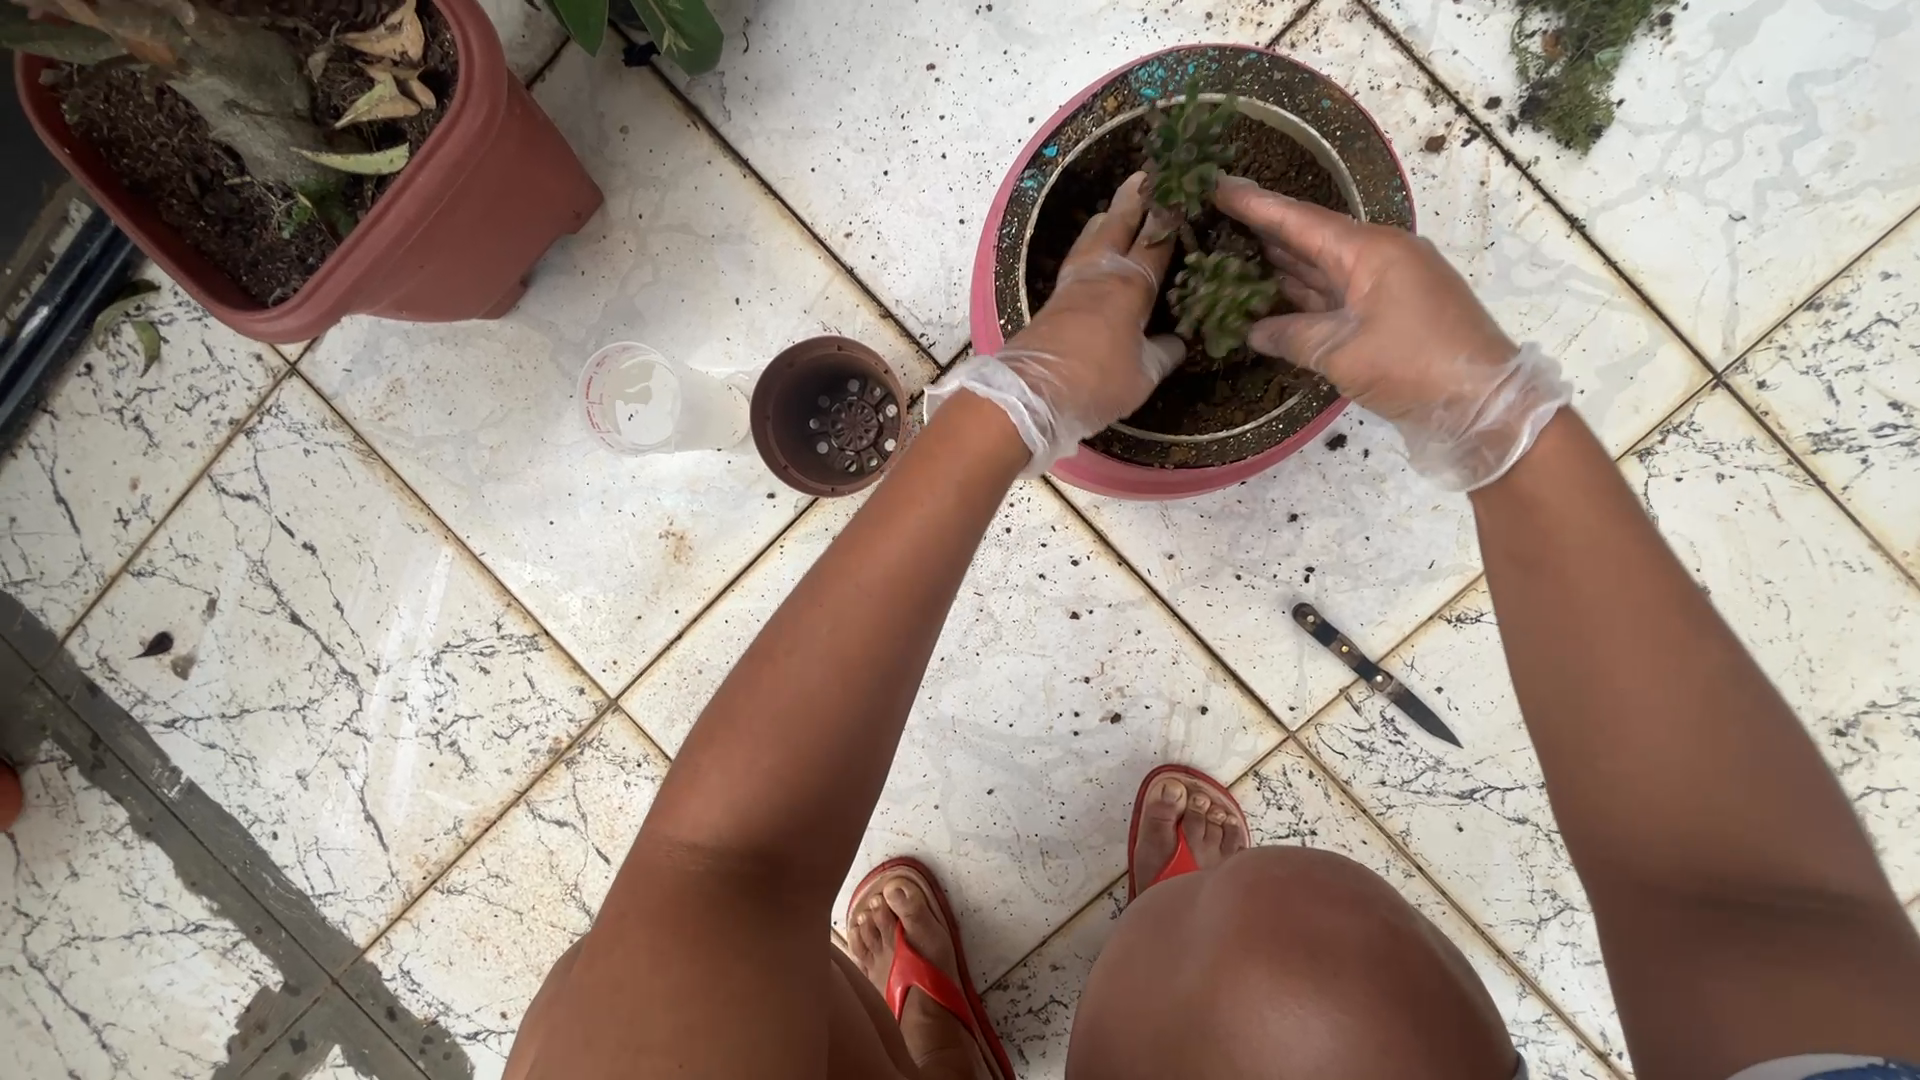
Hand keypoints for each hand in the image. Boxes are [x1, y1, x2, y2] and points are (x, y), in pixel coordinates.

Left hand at [928, 172, 1183, 474]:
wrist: (1032, 394)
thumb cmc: (1096, 382)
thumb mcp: (1142, 375)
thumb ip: (1162, 354)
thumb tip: (1177, 342)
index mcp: (1131, 286)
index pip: (1156, 243)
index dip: (1169, 219)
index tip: (1179, 195)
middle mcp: (1100, 276)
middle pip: (1117, 226)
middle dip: (1133, 199)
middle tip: (1144, 175)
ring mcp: (1071, 287)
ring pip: (1091, 240)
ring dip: (1105, 220)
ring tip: (1113, 207)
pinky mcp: (1051, 304)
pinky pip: (1075, 262)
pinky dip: (1087, 247)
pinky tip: (1089, 253)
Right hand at [1213, 175, 1569, 490]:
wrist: (1481, 401)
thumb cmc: (1413, 366)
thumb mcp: (1341, 353)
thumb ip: (1291, 337)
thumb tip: (1254, 331)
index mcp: (1371, 252)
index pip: (1301, 222)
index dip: (1258, 206)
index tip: (1220, 187)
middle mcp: (1378, 258)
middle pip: (1311, 239)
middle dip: (1266, 231)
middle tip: (1219, 218)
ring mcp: (1385, 285)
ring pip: (1322, 268)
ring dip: (1281, 264)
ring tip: (1234, 251)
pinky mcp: (1388, 312)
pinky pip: (1335, 295)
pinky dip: (1302, 295)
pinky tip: (1271, 295)